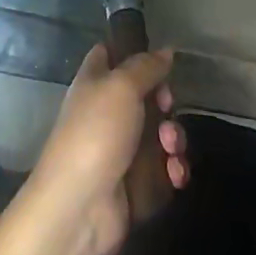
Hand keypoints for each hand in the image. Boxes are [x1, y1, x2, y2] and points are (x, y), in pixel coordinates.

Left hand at [0, 45, 181, 254]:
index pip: (111, 54)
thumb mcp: (121, 86)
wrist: (81, 204)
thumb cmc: (96, 132)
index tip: (157, 62)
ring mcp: (123, 148)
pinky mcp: (138, 183)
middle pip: (146, 95)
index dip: (134, 54)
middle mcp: (108, 111)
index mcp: (95, 81)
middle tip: (167, 106)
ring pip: (161, 133)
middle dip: (165, 101)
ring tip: (169, 148)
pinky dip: (174, 169)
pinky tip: (174, 174)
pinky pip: (165, 169)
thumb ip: (146, 66)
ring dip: (174, 138)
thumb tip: (166, 50)